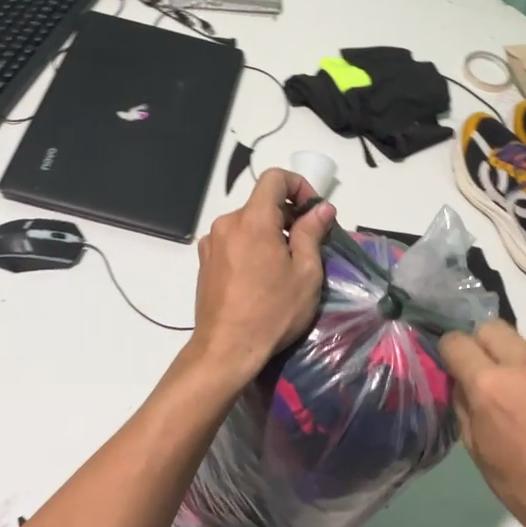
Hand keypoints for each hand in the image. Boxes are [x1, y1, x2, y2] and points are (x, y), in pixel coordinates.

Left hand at [190, 169, 335, 379]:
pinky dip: (251, 247)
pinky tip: (261, 278)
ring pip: (247, 224)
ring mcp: (211, 243)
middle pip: (261, 203)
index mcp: (253, 220)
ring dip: (269, 234)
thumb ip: (312, 233)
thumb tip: (321, 208)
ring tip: (285, 266)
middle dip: (287, 215)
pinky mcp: (204, 262)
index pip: (274, 178)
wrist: (226, 349)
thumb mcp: (305, 273)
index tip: (313, 212)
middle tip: (308, 245)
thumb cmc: (272, 312)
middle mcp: (227, 223)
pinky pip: (234, 242)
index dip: (299, 185)